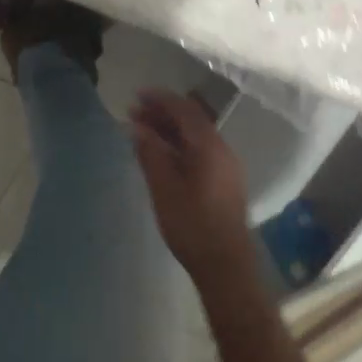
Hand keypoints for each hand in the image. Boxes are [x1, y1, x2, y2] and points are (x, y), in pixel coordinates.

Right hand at [130, 89, 253, 280]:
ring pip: (196, 136)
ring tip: (143, 131)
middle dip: (163, 113)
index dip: (160, 99)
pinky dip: (180, 144)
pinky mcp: (225, 181)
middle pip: (192, 120)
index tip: (137, 95)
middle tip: (134, 113)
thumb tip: (137, 127)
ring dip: (170, 129)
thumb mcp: (164, 188)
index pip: (184, 110)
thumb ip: (150, 153)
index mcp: (209, 147)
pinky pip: (200, 150)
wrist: (226, 266)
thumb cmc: (192, 226)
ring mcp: (226, 166)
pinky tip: (161, 154)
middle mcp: (222, 150)